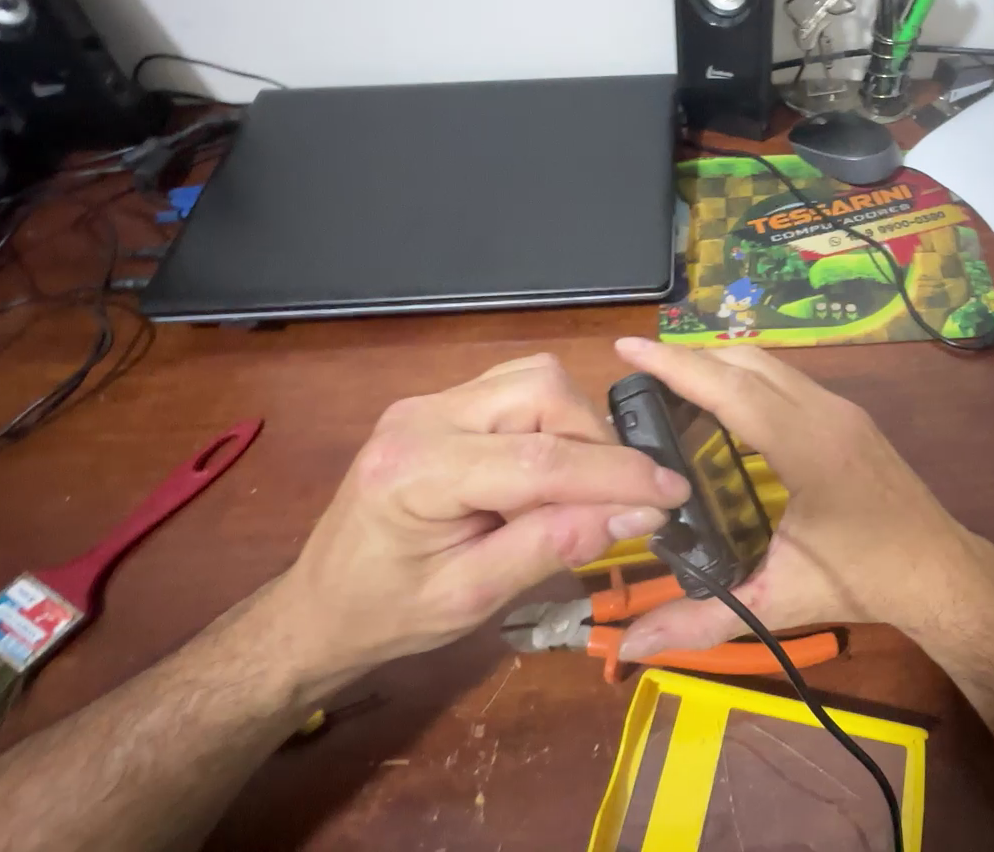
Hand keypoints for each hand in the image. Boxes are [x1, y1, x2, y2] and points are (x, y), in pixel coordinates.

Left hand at [265, 354, 689, 680]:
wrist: (319, 605)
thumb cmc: (388, 615)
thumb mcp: (472, 598)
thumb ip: (554, 546)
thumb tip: (641, 514)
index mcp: (417, 472)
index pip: (540, 459)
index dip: (617, 475)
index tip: (674, 495)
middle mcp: (423, 415)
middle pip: (543, 390)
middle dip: (597, 441)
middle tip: (615, 498)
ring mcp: (432, 401)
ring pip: (538, 379)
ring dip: (580, 427)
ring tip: (583, 485)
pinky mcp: (444, 402)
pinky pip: (523, 389)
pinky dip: (558, 422)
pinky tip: (553, 466)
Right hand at [610, 336, 977, 659]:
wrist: (939, 570)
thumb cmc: (863, 580)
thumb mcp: (779, 600)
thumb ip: (705, 618)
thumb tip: (634, 645)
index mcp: (809, 446)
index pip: (732, 390)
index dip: (675, 366)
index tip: (627, 347)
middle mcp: (826, 413)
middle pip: (748, 363)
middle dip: (691, 357)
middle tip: (641, 370)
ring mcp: (842, 410)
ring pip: (771, 365)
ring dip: (721, 364)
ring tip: (674, 382)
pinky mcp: (849, 416)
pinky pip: (788, 380)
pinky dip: (748, 378)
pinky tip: (726, 403)